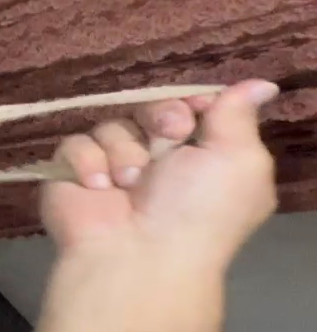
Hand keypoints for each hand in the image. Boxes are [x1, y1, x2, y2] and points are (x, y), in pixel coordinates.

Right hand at [41, 80, 278, 268]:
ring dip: (122, 152)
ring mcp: (110, 162)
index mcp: (202, 153)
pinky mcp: (69, 170)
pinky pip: (73, 144)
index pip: (191, 107)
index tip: (195, 114)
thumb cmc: (199, 208)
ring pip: (109, 126)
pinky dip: (86, 163)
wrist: (135, 248)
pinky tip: (98, 186)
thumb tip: (262, 83)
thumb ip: (238, 118)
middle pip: (149, 108)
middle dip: (158, 119)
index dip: (190, 103)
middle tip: (166, 140)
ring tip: (127, 183)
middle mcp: (156, 155)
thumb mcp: (237, 160)